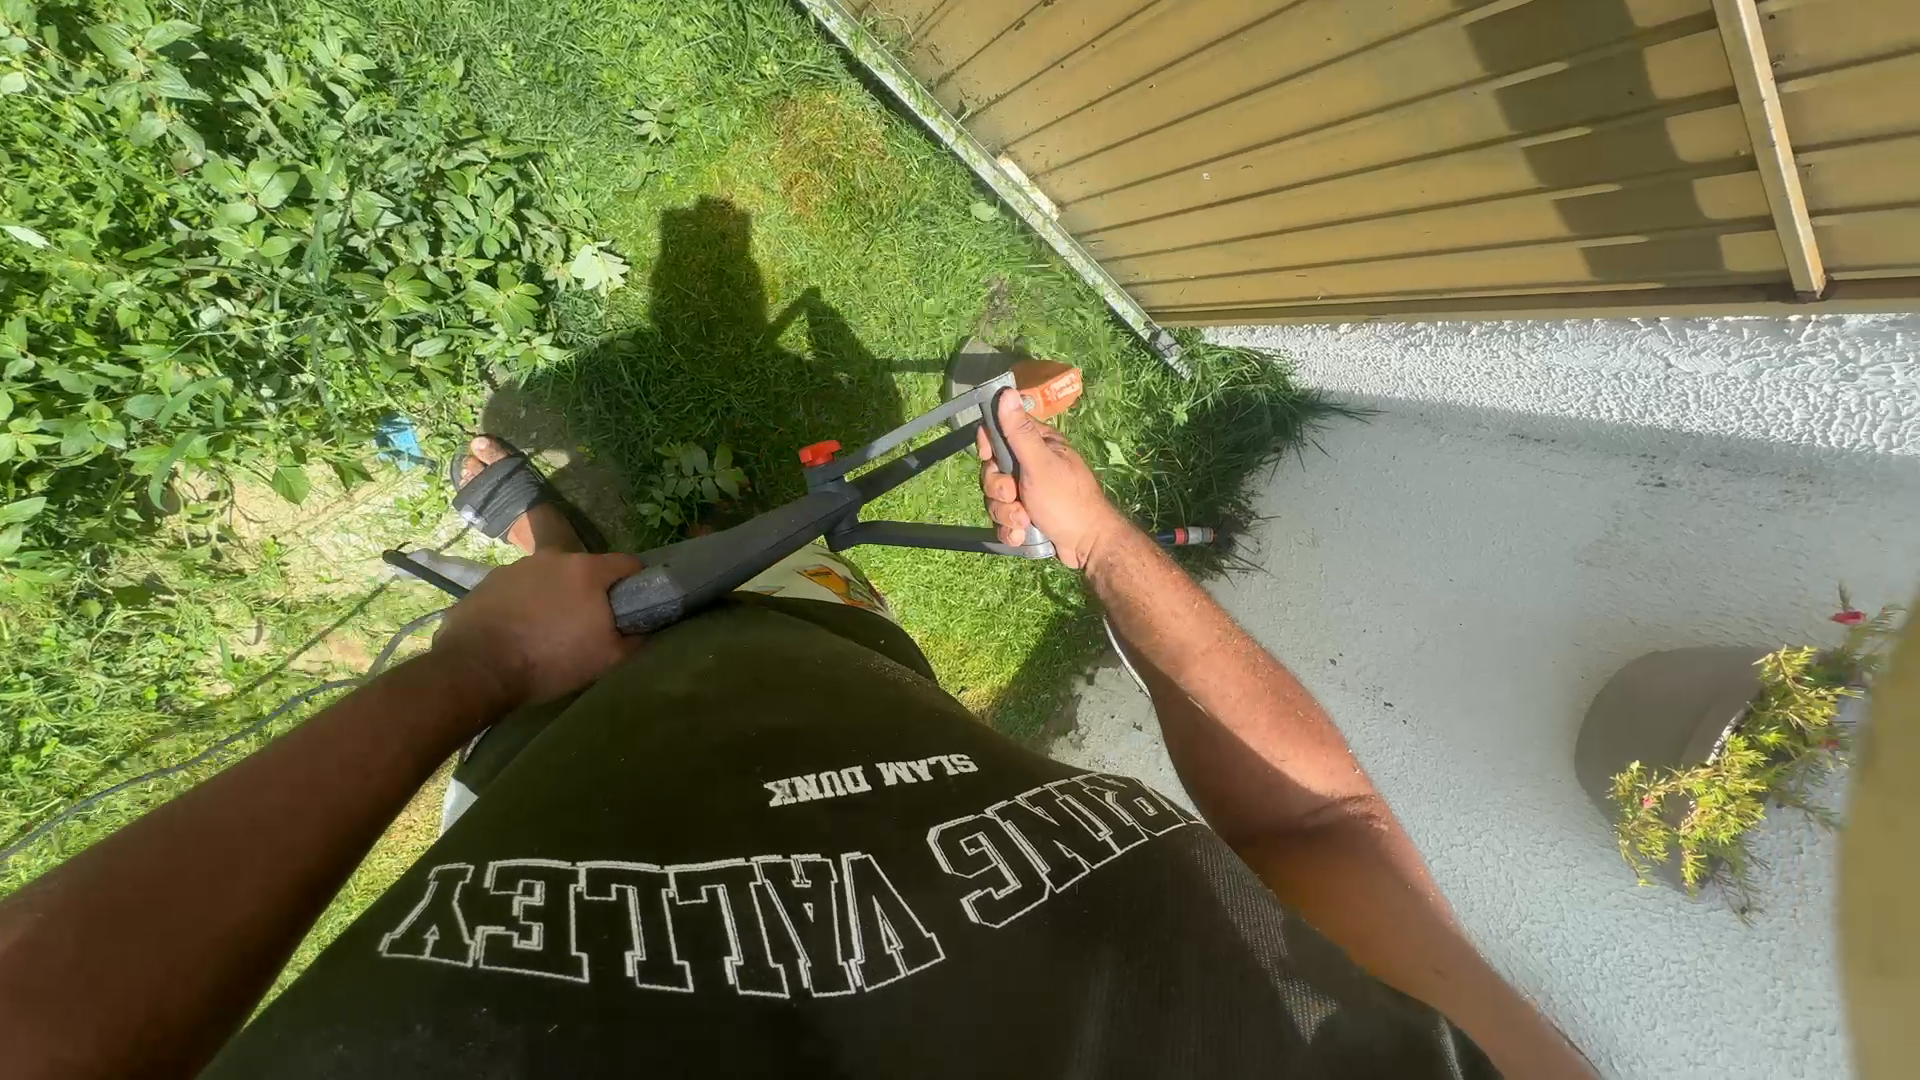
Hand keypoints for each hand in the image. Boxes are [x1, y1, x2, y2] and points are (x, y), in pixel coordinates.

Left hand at [432, 551, 643, 709]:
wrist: (476, 670)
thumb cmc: (551, 660)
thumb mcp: (609, 658)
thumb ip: (635, 636)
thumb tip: (643, 626)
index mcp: (587, 569)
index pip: (628, 563)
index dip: (636, 583)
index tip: (632, 606)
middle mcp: (552, 558)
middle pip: (585, 570)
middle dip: (591, 591)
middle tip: (587, 624)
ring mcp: (515, 568)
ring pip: (549, 578)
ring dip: (554, 596)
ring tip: (546, 630)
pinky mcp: (485, 584)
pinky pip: (517, 591)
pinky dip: (523, 605)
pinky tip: (517, 632)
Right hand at [976, 389, 1131, 570]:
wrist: (1087, 545)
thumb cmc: (1067, 500)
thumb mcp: (1040, 464)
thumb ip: (1019, 432)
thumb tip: (1005, 392)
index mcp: (1037, 445)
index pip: (999, 433)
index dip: (989, 447)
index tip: (990, 458)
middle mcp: (1030, 465)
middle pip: (991, 472)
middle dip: (999, 492)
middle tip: (1016, 497)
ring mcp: (1027, 492)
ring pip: (995, 499)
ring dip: (1006, 515)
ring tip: (1025, 522)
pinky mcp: (1025, 516)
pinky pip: (1003, 520)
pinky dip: (1010, 531)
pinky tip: (1023, 535)